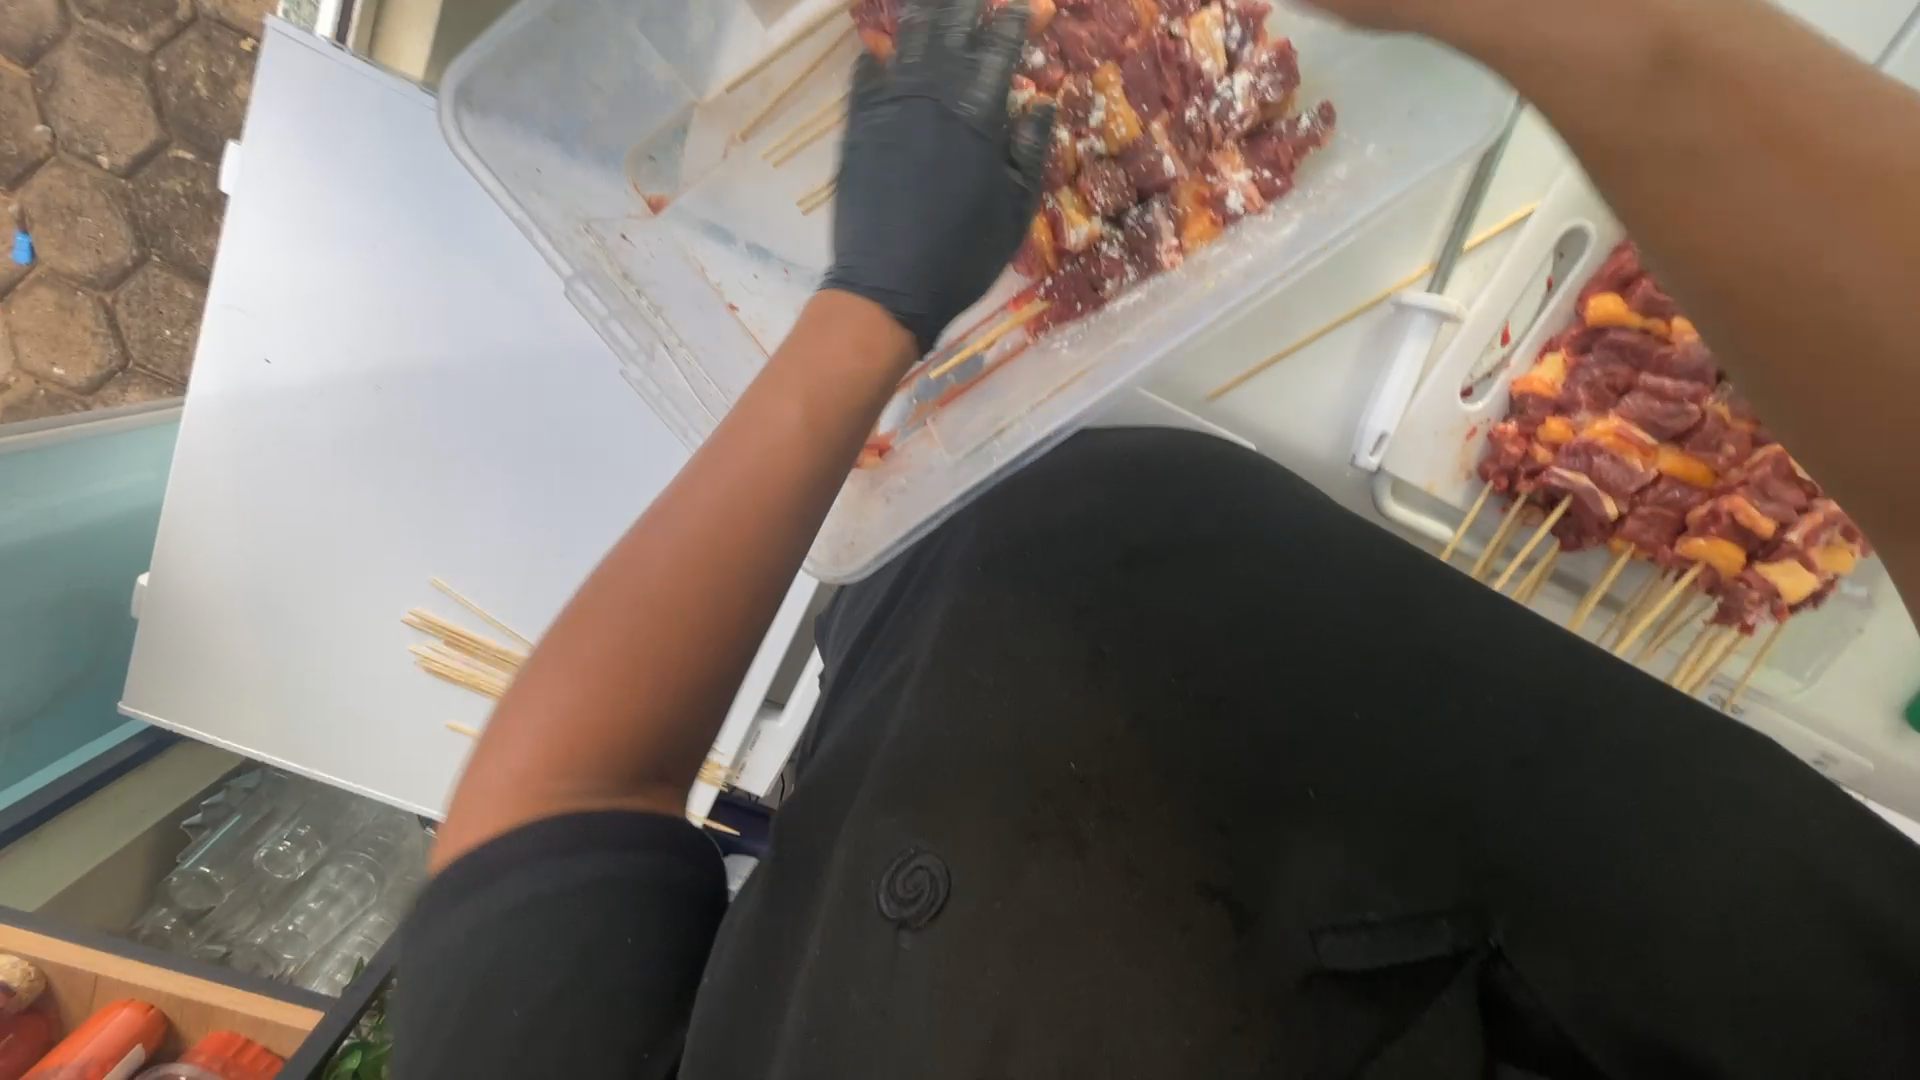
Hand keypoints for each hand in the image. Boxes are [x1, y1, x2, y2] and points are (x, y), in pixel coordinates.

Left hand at [820, 0, 1054, 356]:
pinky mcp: (857, 124)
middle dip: (967, 7)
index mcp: (980, 113)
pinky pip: (867, 72)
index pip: (1000, 48)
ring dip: (926, 17)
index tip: (1020, 10)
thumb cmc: (961, 259)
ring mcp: (890, 105)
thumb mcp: (1014, 214)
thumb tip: (1041, 102)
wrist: (888, 288)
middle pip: (952, 27)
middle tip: (975, 2)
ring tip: (935, 7)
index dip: (1013, 24)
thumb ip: (1030, 152)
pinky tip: (882, 47)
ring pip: (908, 39)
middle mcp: (935, 94)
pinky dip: (878, 54)